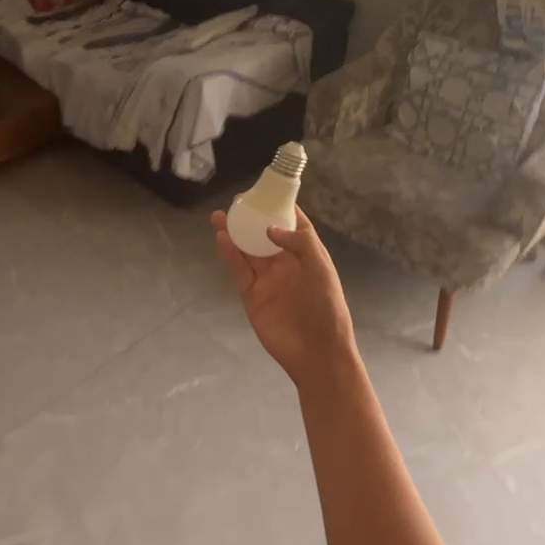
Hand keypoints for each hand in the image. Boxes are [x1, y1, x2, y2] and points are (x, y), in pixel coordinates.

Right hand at [211, 207, 360, 392]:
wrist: (317, 352)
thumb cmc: (325, 307)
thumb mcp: (320, 269)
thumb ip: (299, 243)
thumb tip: (270, 228)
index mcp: (308, 255)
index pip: (293, 225)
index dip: (279, 207)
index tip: (263, 192)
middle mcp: (286, 264)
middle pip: (264, 235)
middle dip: (251, 218)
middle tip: (235, 202)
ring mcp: (268, 280)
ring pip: (247, 250)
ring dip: (235, 233)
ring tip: (219, 216)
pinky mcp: (252, 295)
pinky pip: (239, 270)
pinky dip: (230, 254)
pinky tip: (222, 238)